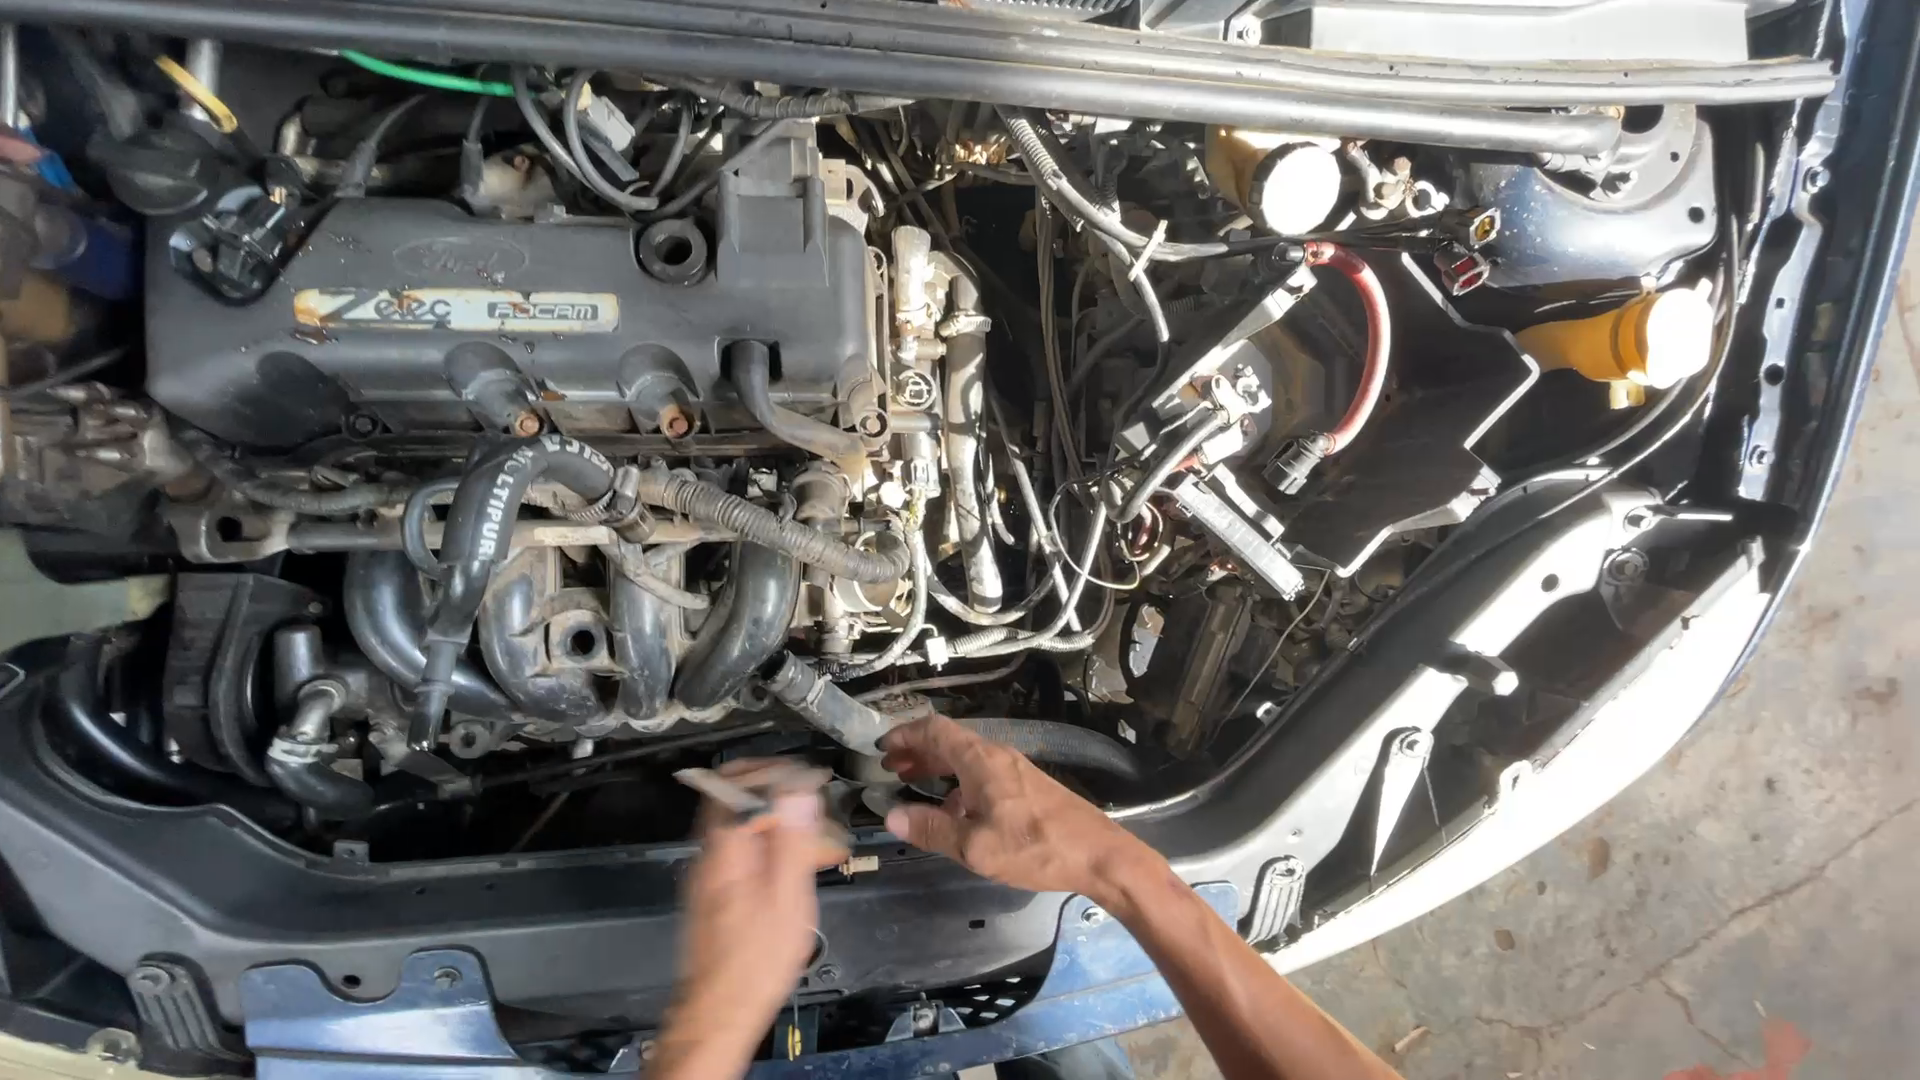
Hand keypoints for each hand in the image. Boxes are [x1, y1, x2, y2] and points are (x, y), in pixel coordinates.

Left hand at [652, 764, 832, 1079]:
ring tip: (814, 831)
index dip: (780, 771)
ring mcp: (709, 869)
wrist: (718, 1013)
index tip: (810, 777)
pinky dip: (770, 839)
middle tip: (811, 795)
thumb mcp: (787, 899)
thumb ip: (793, 841)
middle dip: (779, 787)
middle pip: (737, 794)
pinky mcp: (714, 887)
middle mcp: (709, 852)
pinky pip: (741, 844)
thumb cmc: (752, 965)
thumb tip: (799, 793)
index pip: (741, 781)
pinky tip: (796, 860)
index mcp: (725, 848)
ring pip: (741, 819)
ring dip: (778, 814)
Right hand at [878, 715, 1163, 903]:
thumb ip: (932, 829)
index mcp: (980, 760)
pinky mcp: (1025, 786)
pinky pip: (981, 773)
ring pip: (965, 758)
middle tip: (889, 766)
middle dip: (917, 750)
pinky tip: (952, 810)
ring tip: (911, 783)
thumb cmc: (1034, 846)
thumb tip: (891, 815)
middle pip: (949, 741)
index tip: (881, 747)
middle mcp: (995, 755)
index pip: (935, 729)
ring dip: (936, 766)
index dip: (906, 734)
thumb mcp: (975, 846)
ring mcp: (1013, 769)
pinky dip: (957, 782)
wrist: (1098, 853)